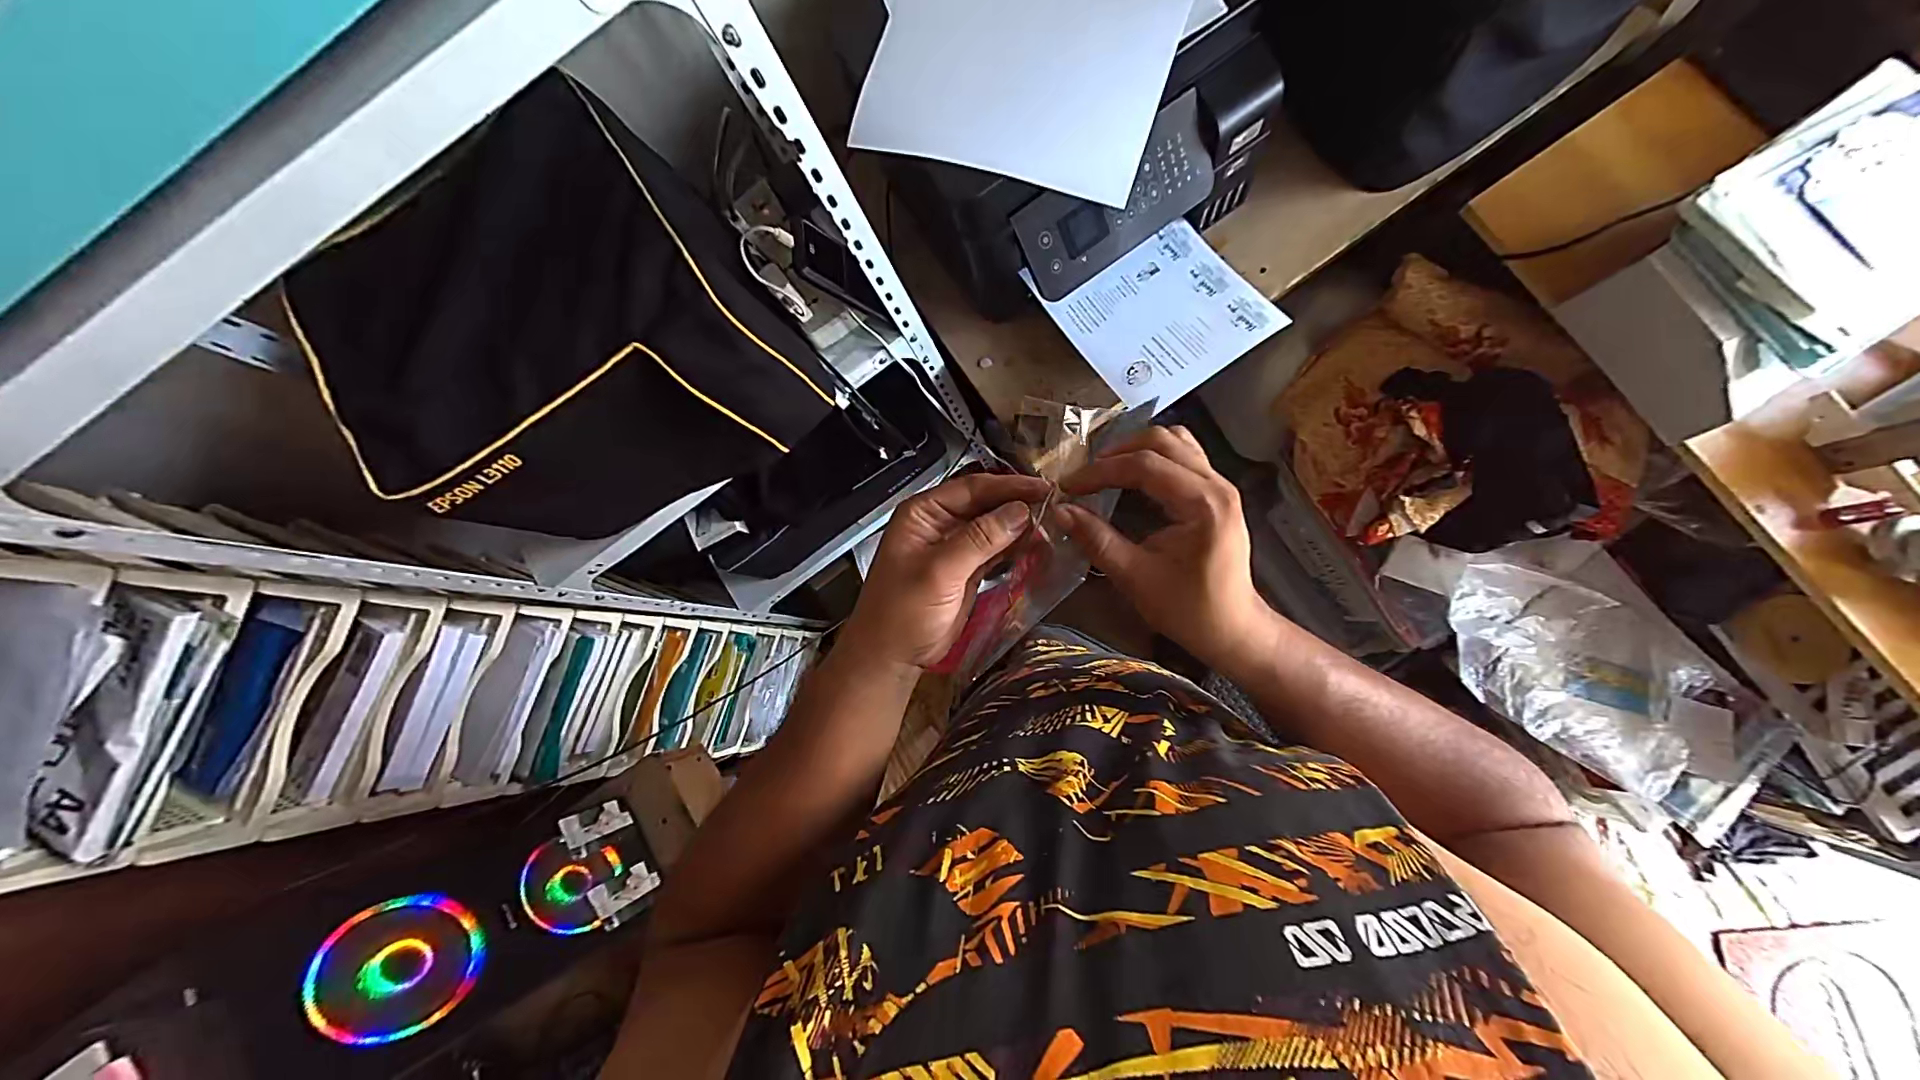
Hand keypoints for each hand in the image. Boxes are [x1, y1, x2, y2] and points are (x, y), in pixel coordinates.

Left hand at [840, 472, 1051, 670]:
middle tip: (1056, 505)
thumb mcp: (939, 572)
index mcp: (924, 513)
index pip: (972, 488)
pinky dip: (1016, 548)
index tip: (1043, 488)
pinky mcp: (967, 570)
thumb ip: (979, 539)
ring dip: (1021, 527)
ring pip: (994, 527)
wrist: (890, 656)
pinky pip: (996, 551)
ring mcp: (955, 547)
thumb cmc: (901, 613)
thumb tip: (1019, 511)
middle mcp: (940, 524)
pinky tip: (1038, 546)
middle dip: (1018, 504)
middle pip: (986, 504)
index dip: (1009, 486)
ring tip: (1054, 524)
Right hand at [1057, 425, 1284, 677]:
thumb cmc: (1187, 609)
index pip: (1145, 466)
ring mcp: (1220, 486)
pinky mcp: (1216, 493)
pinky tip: (1131, 477)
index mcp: (1203, 504)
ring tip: (1104, 471)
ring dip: (1136, 449)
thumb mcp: (1135, 577)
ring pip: (1175, 442)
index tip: (1069, 486)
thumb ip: (1097, 540)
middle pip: (1162, 441)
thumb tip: (1060, 512)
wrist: (1231, 629)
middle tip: (1084, 476)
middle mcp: (1217, 486)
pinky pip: (1184, 456)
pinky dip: (1154, 458)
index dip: (1100, 472)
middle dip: (1116, 453)